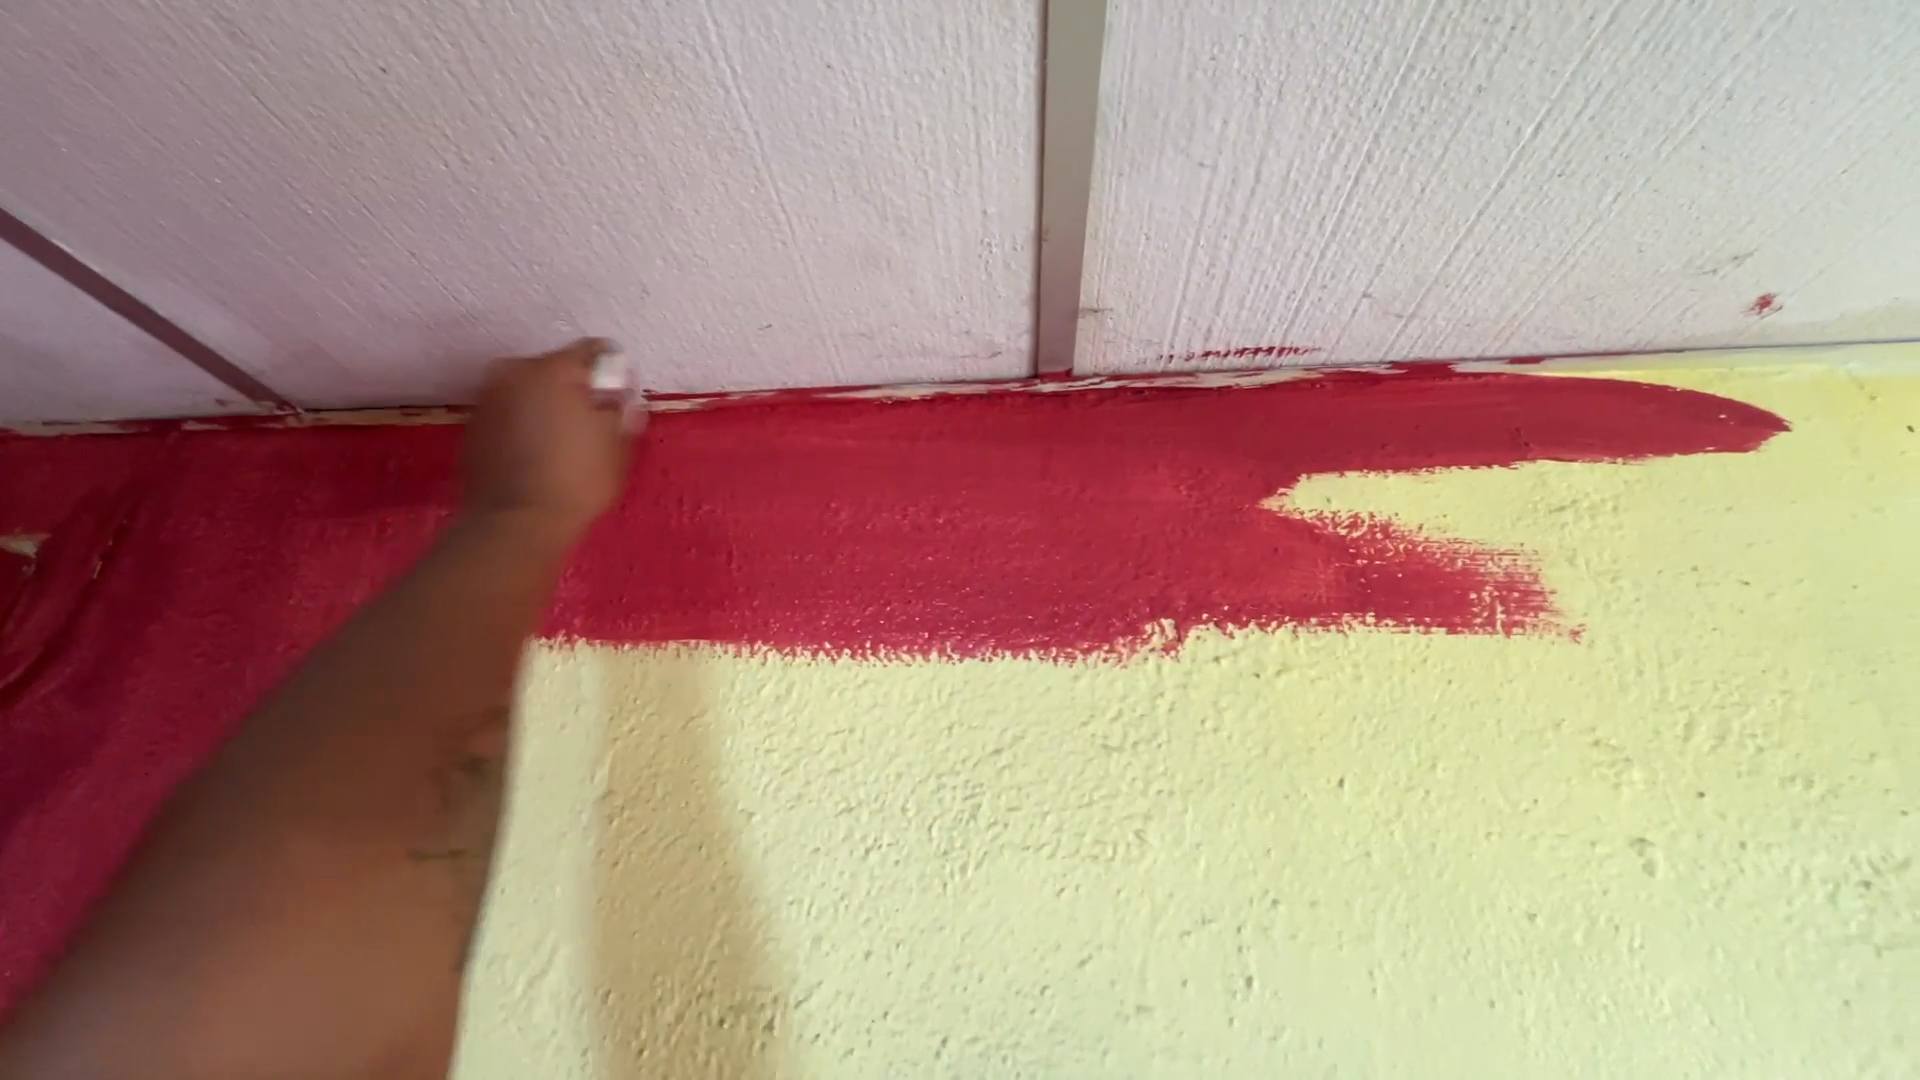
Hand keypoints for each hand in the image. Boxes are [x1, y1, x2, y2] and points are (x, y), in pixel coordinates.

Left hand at [461, 337, 636, 542]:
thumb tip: (622, 393)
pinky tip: (539, 449)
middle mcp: (515, 372)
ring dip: (547, 403)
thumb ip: (622, 409)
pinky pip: (510, 410)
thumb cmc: (578, 481)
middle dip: (576, 387)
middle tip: (593, 418)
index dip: (613, 371)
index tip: (622, 396)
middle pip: (556, 367)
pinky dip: (525, 420)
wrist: (516, 522)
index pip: (594, 350)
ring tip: (565, 436)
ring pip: (529, 388)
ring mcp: (488, 397)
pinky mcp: (473, 424)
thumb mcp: (617, 445)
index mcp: (555, 370)